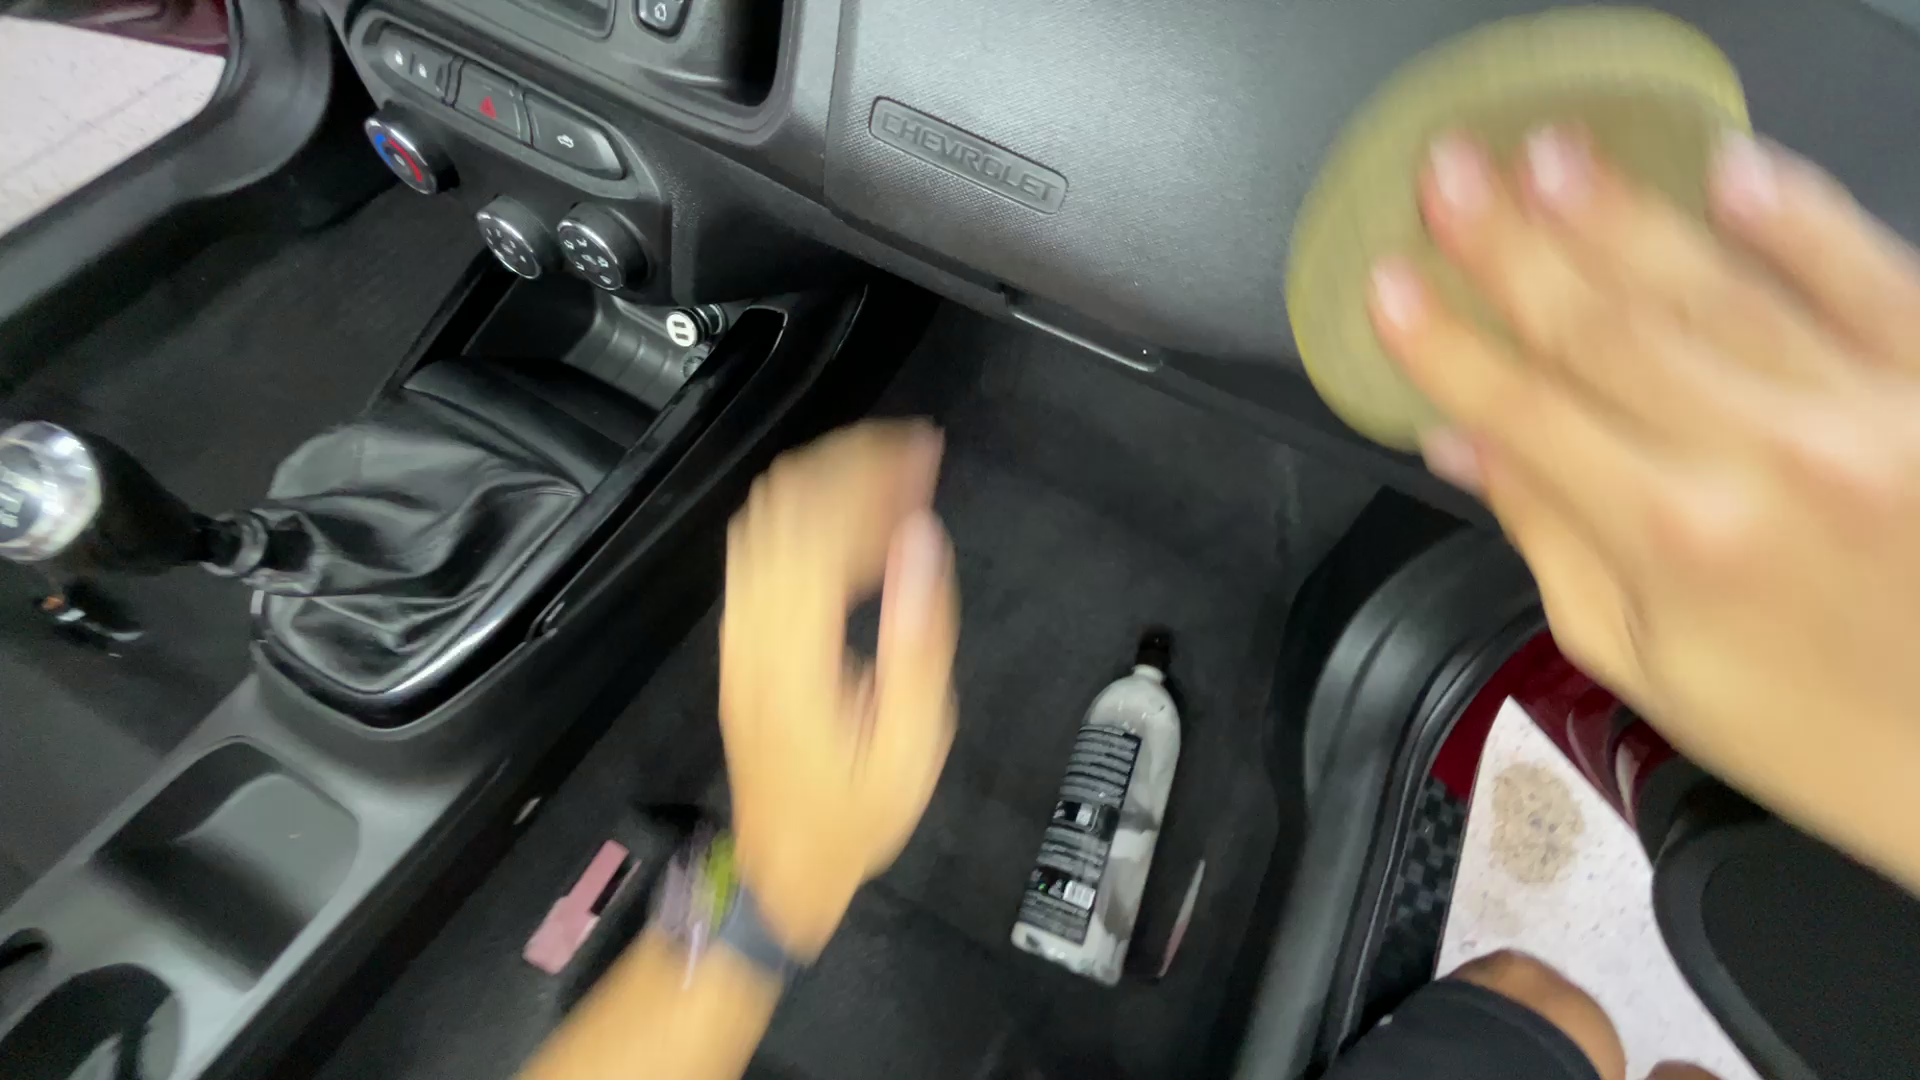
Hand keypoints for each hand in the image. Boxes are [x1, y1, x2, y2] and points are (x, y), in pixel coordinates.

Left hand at [719, 420, 958, 957]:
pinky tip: (838, 505)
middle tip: (912, 447)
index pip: (826, 527)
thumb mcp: (912, 738)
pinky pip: (754, 546)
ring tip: (884, 463)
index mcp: (797, 648)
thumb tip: (922, 542)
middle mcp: (754, 625)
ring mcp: (737, 629)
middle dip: (852, 460)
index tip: (924, 450)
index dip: (876, 475)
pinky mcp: (737, 636)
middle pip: (790, 506)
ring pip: (766, 517)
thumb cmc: (856, 811)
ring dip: (824, 477)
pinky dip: (798, 510)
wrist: (782, 863)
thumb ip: (918, 634)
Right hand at [1368, 128, 1919, 888]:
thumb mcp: (1626, 649)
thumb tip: (1465, 445)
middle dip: (1512, 243)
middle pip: (1605, 325)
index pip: (1520, 409)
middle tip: (1453, 173)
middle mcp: (1774, 455)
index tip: (1388, 286)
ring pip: (1715, 288)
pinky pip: (1874, 283)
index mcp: (1672, 532)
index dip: (1442, 342)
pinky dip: (1800, 221)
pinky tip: (1731, 171)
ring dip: (1617, 215)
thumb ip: (1545, 530)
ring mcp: (1878, 411)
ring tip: (1549, 154)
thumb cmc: (1802, 723)